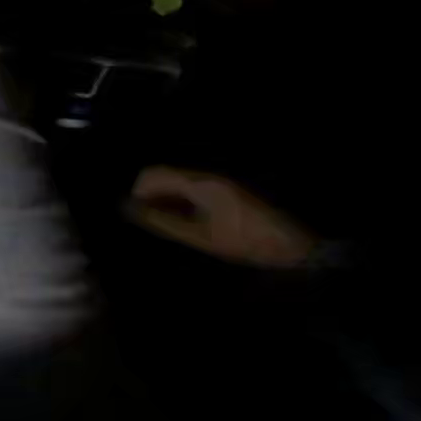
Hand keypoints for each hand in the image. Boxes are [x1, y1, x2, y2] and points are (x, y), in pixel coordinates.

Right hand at [128, 167, 318, 269]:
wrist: (289, 246)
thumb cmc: (241, 241)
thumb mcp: (198, 235)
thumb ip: (162, 221)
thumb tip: (132, 210)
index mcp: (199, 183)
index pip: (154, 174)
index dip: (137, 190)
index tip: (132, 211)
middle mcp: (206, 177)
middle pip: (165, 176)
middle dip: (149, 195)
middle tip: (144, 220)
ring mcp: (217, 183)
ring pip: (178, 183)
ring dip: (164, 199)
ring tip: (162, 224)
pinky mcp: (225, 192)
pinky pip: (192, 189)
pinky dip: (179, 202)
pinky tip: (181, 221)